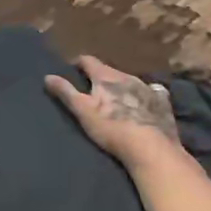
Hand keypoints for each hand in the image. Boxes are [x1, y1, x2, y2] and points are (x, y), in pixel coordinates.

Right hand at [44, 56, 182, 166]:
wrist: (153, 150)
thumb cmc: (112, 128)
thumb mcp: (82, 110)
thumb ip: (65, 91)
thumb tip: (47, 76)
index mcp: (106, 76)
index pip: (88, 60)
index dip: (78, 63)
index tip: (72, 70)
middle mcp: (128, 77)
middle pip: (109, 71)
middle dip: (100, 77)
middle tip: (92, 89)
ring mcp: (149, 89)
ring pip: (130, 81)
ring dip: (121, 86)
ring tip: (116, 98)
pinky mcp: (164, 104)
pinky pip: (152, 92)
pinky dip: (144, 94)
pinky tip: (144, 102)